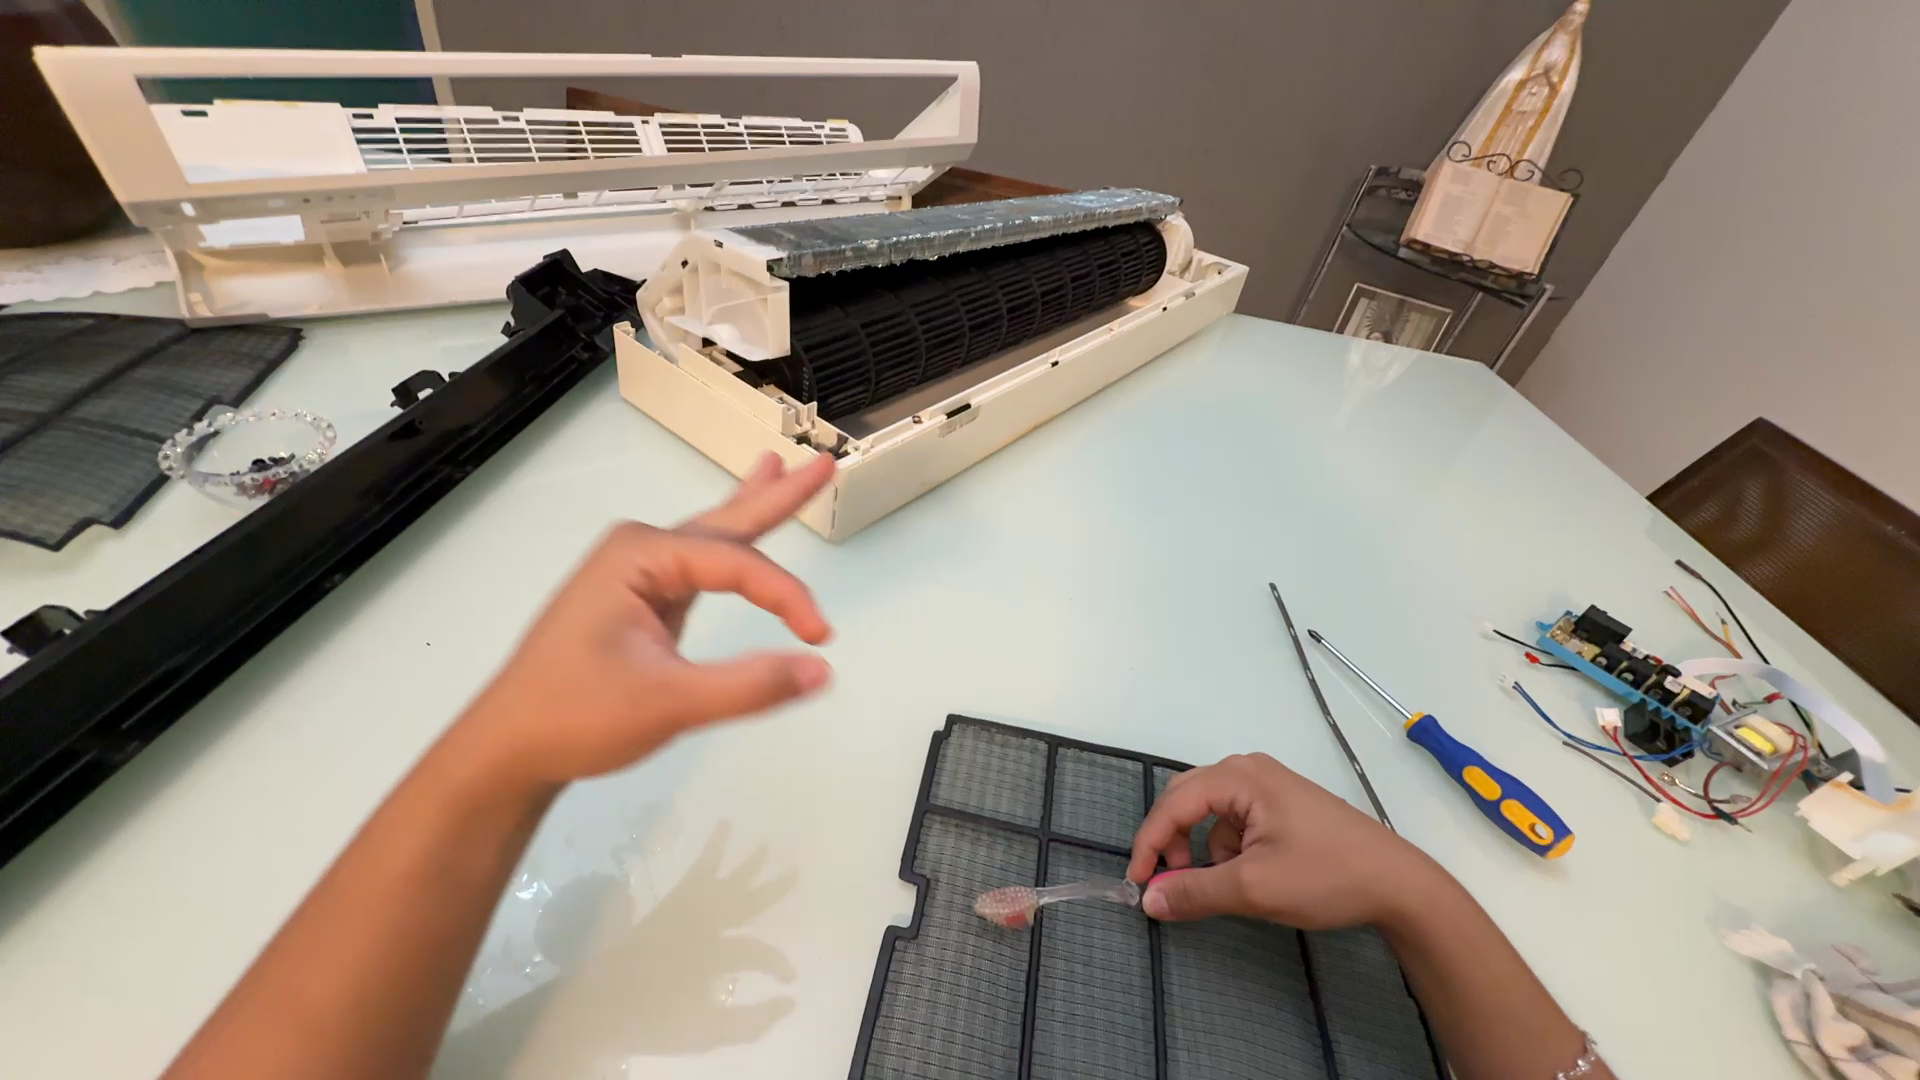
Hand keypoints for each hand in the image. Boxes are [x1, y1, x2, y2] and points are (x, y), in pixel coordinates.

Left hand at [459, 451, 836, 786]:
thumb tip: (822, 670)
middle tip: (825, 463)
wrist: (509, 748)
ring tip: (782, 468)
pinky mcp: (643, 599)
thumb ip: (749, 686)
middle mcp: (639, 550)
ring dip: (753, 508)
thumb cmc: (575, 717)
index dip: (788, 597)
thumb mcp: (668, 703)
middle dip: (777, 495)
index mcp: (641, 555)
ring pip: (715, 537)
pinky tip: (742, 527)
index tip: (819, 637)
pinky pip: (702, 565)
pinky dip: (733, 549)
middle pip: (727, 521)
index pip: (739, 565)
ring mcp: (639, 574)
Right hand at [1127, 752, 1440, 928]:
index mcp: (1237, 777)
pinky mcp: (1281, 801)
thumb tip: (1149, 900)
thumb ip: (1195, 892)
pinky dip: (1229, 846)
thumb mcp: (1254, 889)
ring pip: (1210, 811)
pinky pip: (1234, 818)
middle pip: (1186, 799)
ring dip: (1205, 847)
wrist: (1401, 884)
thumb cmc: (1326, 876)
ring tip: (1226, 883)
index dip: (1149, 843)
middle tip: (1174, 881)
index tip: (1138, 883)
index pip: (1172, 804)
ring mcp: (1267, 782)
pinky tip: (1252, 872)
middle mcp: (1247, 768)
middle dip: (1175, 842)